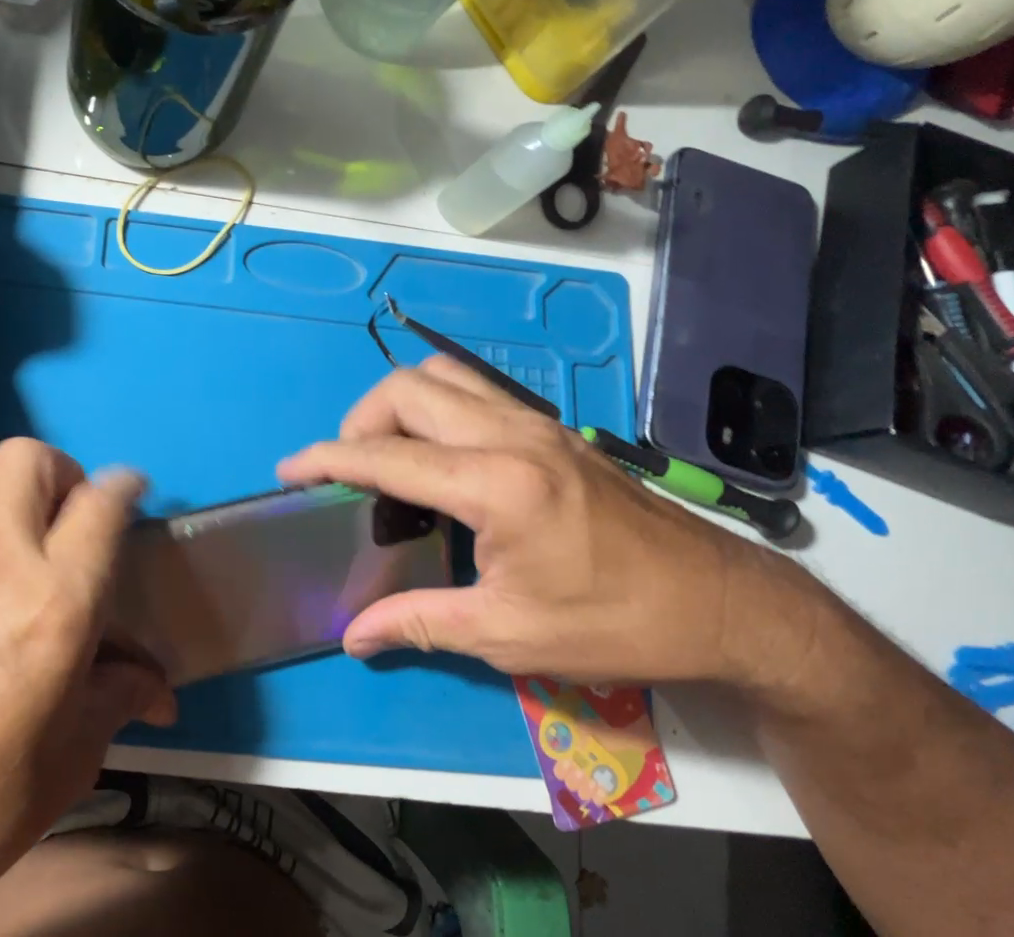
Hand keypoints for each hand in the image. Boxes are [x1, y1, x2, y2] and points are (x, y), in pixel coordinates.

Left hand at [0, 439, 175, 936]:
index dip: (125, 487)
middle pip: (28, 458)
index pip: (99, 504)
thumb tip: (154, 690)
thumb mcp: (74, 754)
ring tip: (36, 545)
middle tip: (77, 522)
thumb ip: (119, 696)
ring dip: (18, 489)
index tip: (135, 496)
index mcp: (54, 604)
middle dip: (63, 473)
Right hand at [278, 356, 826, 689]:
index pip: (387, 455)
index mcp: (497, 485)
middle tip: (346, 471)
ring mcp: (539, 426)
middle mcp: (513, 437)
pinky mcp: (557, 432)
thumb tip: (354, 636)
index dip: (328, 459)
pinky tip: (438, 458)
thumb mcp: (509, 635)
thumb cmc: (617, 624)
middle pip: (409, 388)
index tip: (289, 471)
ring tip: (386, 455)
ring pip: (444, 376)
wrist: (725, 606)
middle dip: (359, 420)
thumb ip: (419, 622)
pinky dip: (436, 407)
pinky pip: (475, 392)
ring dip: (399, 404)